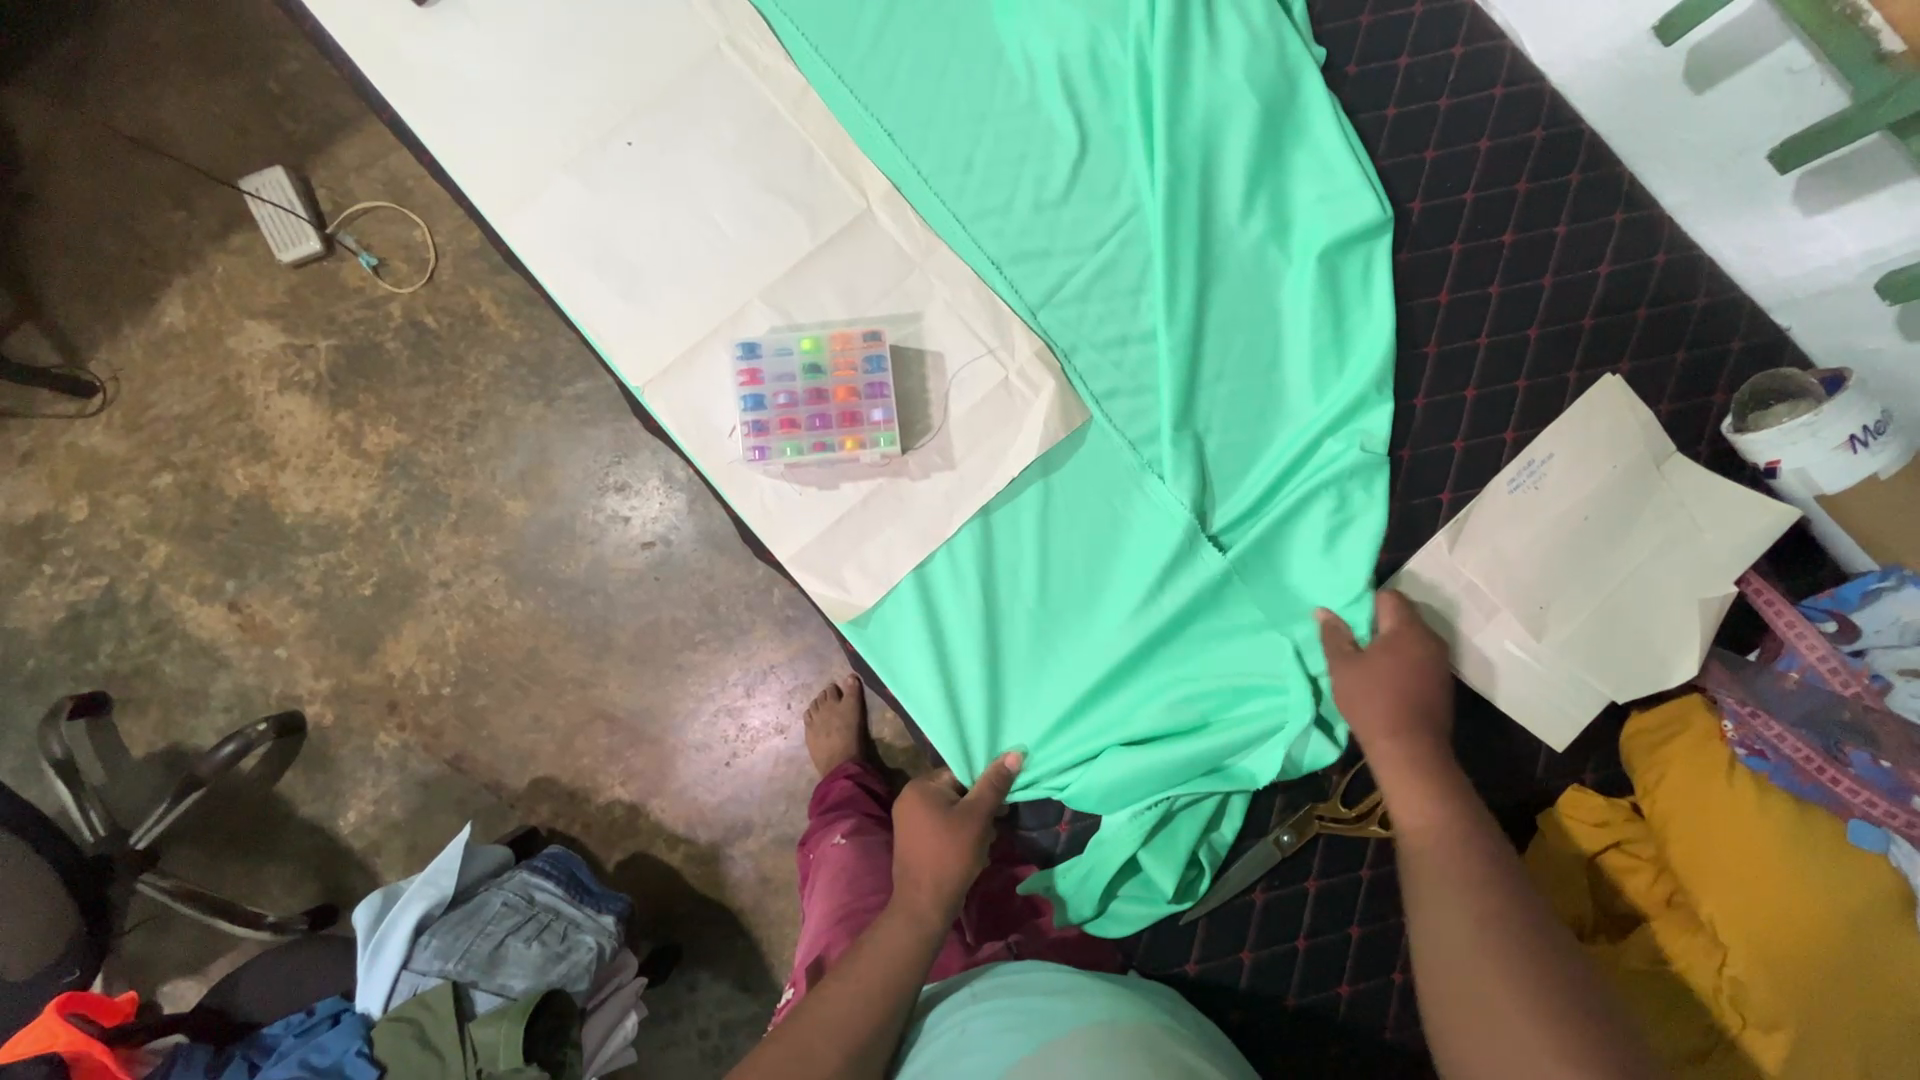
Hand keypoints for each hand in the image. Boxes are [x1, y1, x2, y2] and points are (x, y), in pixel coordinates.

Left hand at [888, 752, 1021, 928]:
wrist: (924, 905)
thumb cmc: (951, 855)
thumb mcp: (978, 816)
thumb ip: (995, 784)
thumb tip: (1015, 753)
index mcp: (920, 786)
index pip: (959, 772)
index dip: (984, 784)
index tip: (1003, 800)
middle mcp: (910, 798)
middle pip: (956, 791)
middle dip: (980, 807)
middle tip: (998, 822)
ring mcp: (910, 820)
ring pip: (953, 811)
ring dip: (974, 823)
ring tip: (986, 841)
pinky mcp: (915, 840)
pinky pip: (944, 826)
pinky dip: (961, 834)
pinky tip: (975, 851)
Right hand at [1317, 590, 1455, 777]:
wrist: (1410, 750)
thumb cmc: (1371, 702)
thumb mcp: (1343, 667)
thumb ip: (1334, 635)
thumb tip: (1323, 611)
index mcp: (1407, 629)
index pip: (1389, 596)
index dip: (1366, 602)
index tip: (1348, 620)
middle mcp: (1430, 639)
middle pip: (1403, 616)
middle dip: (1378, 622)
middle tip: (1353, 640)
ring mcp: (1440, 662)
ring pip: (1412, 638)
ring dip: (1391, 643)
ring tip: (1367, 660)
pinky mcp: (1443, 682)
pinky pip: (1420, 657)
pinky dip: (1403, 660)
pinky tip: (1386, 678)